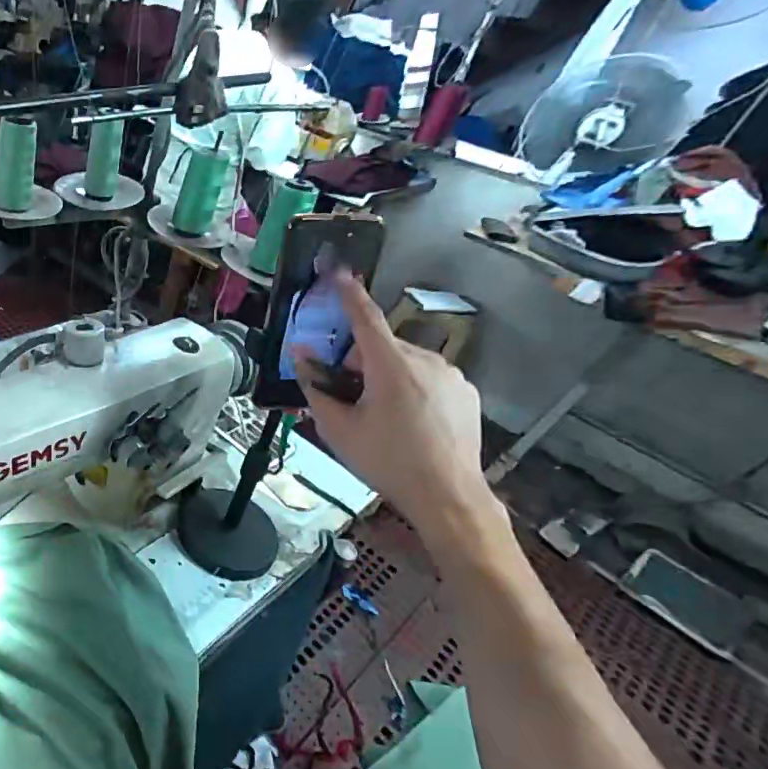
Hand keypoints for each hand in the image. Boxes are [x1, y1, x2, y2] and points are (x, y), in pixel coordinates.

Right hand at [293, 272, 493, 527]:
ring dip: (389, 376)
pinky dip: (415, 388)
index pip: (365, 317)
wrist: (448, 496)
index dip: (348, 293)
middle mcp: (425, 360)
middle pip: (381, 347)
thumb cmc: (388, 463)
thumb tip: (301, 355)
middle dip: (362, 364)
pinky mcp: (466, 391)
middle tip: (353, 399)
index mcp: (391, 365)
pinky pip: (430, 377)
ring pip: (406, 362)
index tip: (338, 272)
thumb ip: (315, 387)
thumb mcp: (339, 429)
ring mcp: (451, 375)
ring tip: (385, 418)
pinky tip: (413, 423)